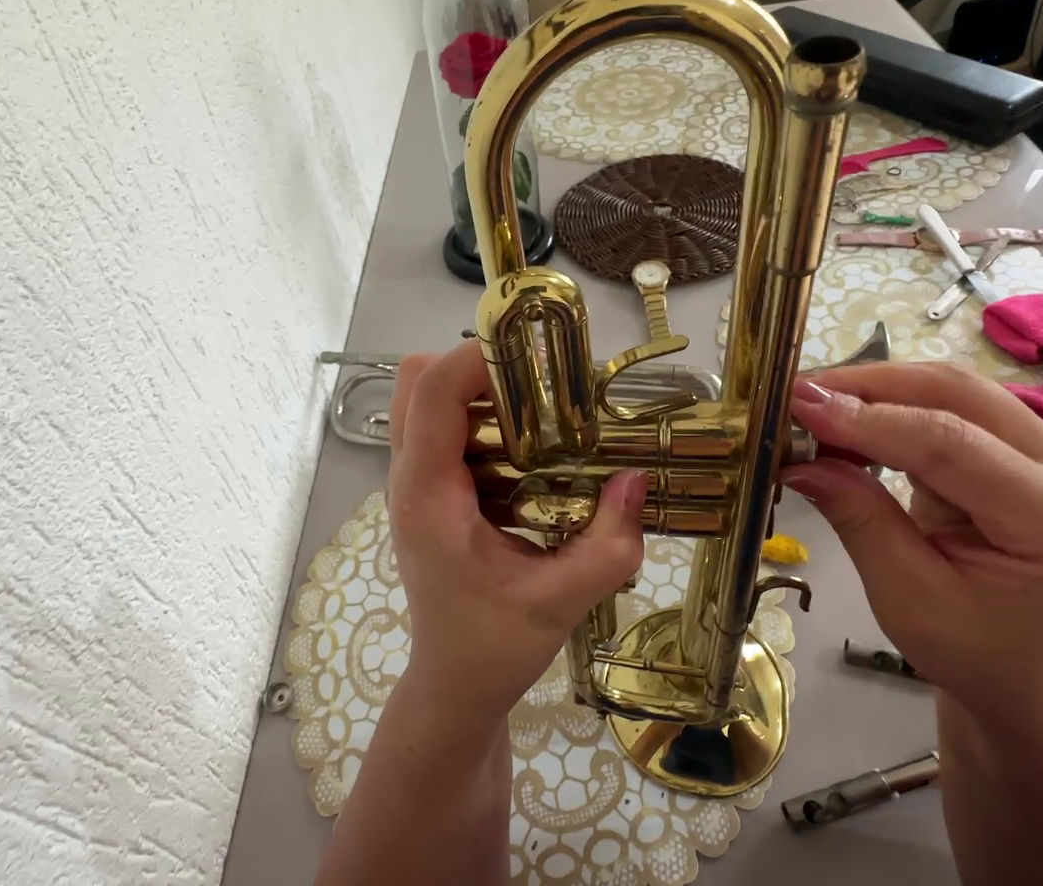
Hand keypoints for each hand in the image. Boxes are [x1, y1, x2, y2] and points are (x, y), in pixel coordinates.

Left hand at [386, 341, 646, 721]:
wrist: (453, 685)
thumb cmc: (493, 649)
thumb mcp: (559, 603)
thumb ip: (606, 547)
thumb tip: (636, 481)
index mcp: (427, 496)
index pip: (432, 392)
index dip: (478, 356)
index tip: (540, 357)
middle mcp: (407, 479)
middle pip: (415, 381)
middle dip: (475, 365)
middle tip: (539, 385)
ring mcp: (410, 483)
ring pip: (422, 398)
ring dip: (474, 388)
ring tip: (535, 409)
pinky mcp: (425, 491)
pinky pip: (437, 425)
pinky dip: (474, 414)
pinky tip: (524, 446)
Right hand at [782, 362, 1042, 735]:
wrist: (1029, 678)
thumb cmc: (974, 655)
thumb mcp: (906, 597)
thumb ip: (859, 518)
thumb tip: (798, 458)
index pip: (954, 443)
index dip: (870, 418)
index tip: (797, 405)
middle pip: (962, 396)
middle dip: (871, 387)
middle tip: (796, 395)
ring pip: (958, 391)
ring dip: (880, 391)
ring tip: (814, 406)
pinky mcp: (1037, 448)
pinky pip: (958, 407)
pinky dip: (896, 407)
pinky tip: (850, 420)